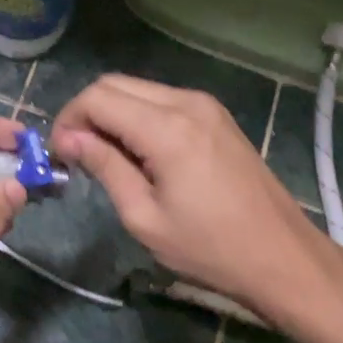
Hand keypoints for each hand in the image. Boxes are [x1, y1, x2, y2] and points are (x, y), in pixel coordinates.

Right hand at [50, 75, 342, 327]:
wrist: (283, 258)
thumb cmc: (209, 248)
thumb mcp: (144, 216)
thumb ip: (105, 167)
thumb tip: (69, 139)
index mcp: (167, 128)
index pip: (97, 98)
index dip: (68, 120)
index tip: (59, 155)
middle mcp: (187, 102)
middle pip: (116, 85)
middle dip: (86, 113)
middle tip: (76, 156)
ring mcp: (207, 107)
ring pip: (139, 90)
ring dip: (112, 115)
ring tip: (104, 159)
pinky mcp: (217, 118)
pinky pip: (163, 102)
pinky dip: (138, 118)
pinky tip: (138, 155)